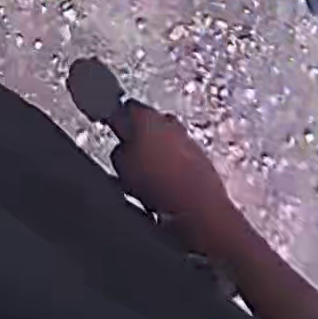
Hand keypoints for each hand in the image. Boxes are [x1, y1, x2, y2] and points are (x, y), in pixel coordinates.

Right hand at [110, 102, 237, 222]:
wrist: (199, 210)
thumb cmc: (157, 182)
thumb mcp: (121, 167)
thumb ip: (118, 151)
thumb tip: (121, 150)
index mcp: (144, 114)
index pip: (124, 108)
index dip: (117, 120)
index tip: (113, 130)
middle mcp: (168, 120)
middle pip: (148, 121)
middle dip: (140, 135)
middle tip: (131, 155)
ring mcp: (188, 138)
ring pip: (166, 138)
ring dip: (158, 150)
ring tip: (149, 174)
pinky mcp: (204, 159)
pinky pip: (182, 156)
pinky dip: (174, 165)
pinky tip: (167, 183)